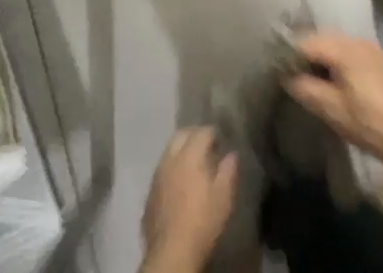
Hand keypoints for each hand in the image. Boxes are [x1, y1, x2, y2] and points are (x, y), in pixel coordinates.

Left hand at [141, 127, 238, 271]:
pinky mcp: (150, 191)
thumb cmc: (202, 222)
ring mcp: (157, 175)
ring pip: (168, 151)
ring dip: (181, 150)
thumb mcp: (223, 197)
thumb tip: (231, 153)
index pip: (201, 133)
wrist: (171, 251)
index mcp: (189, 157)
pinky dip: (172, 167)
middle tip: (207, 145)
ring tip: (194, 162)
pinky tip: (179, 181)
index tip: (222, 138)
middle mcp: (169, 160)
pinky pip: (161, 169)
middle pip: (180, 135)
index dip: (213, 132)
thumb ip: (228, 170)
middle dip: (194, 135)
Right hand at [283, 33, 382, 175]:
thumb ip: (304, 87)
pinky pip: (348, 54)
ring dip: (319, 59)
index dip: (288, 55)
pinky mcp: (379, 62)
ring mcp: (371, 50)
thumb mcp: (330, 109)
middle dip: (303, 55)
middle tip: (288, 75)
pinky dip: (335, 63)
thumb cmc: (368, 124)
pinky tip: (330, 82)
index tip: (275, 71)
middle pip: (321, 40)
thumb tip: (286, 76)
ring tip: (306, 80)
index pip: (306, 42)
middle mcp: (358, 41)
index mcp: (345, 48)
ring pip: (335, 46)